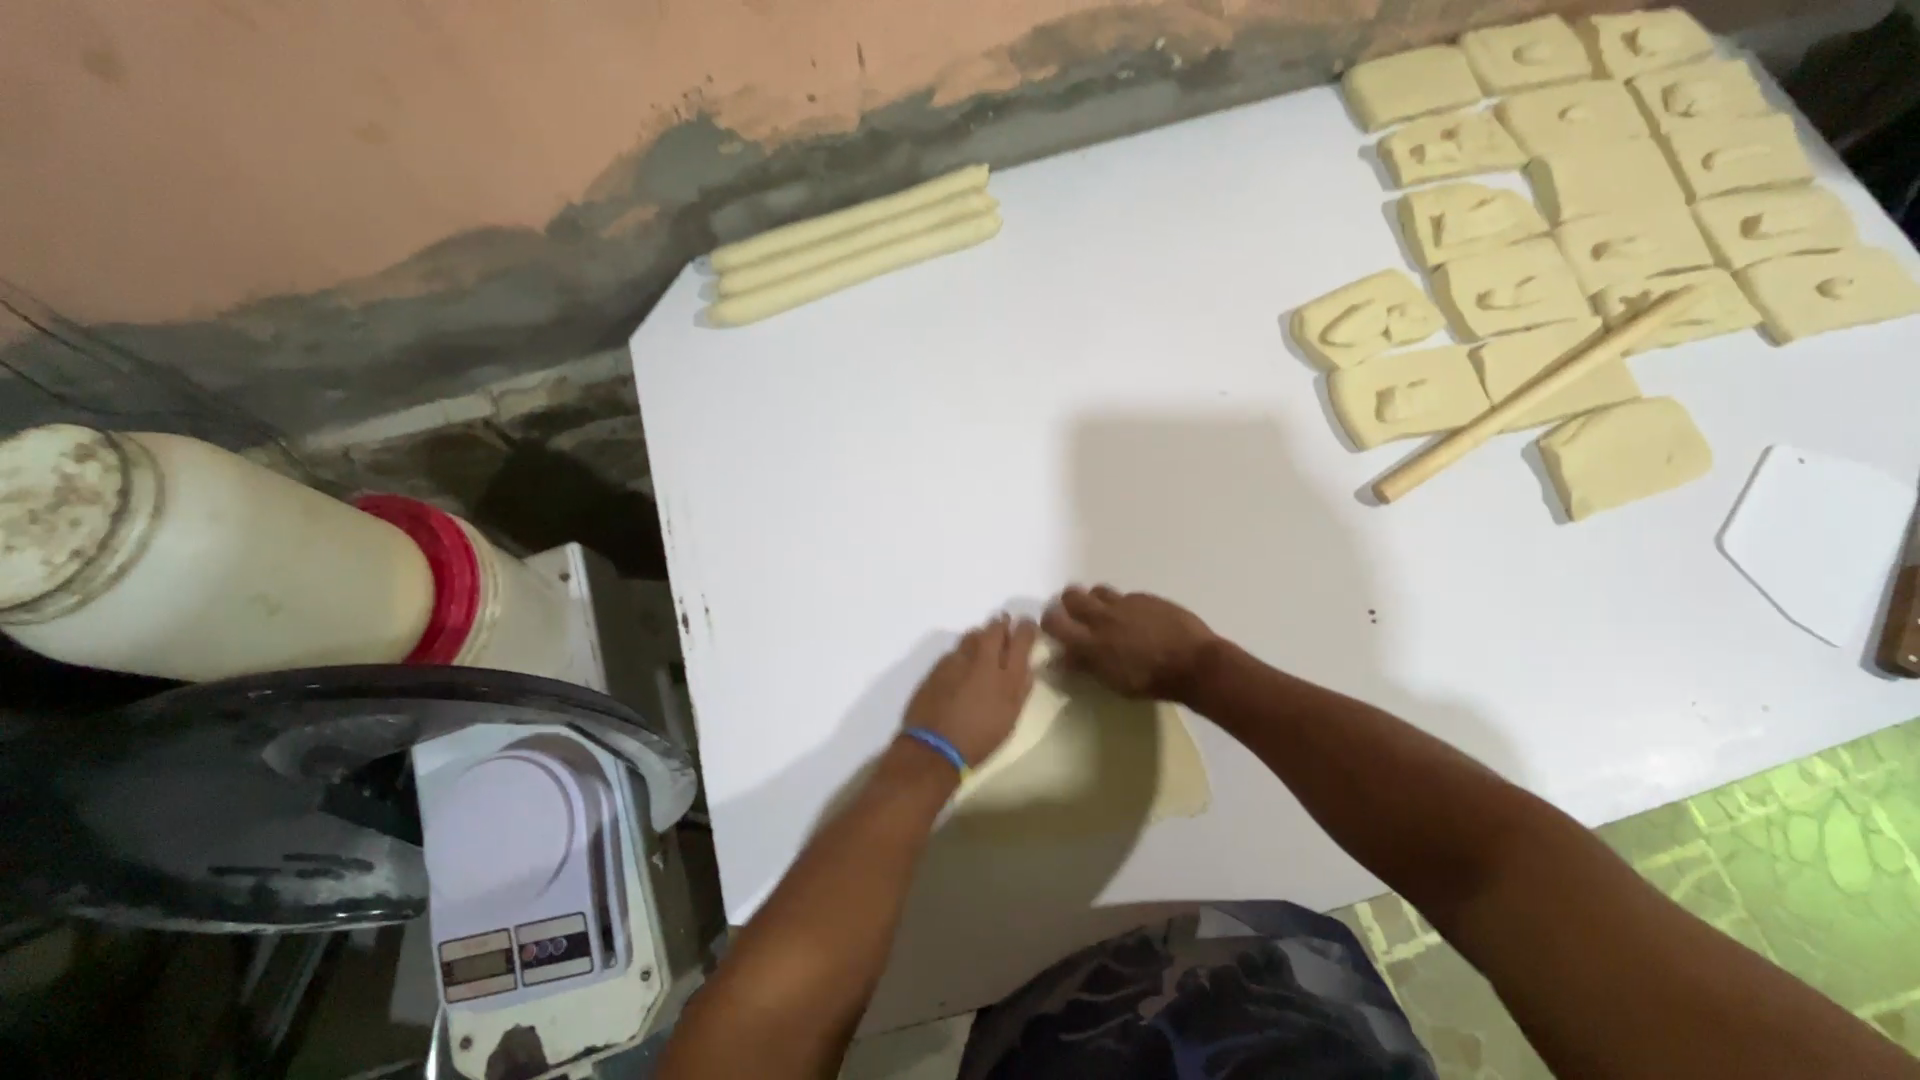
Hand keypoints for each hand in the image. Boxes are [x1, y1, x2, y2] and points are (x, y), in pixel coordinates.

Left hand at [901, 614, 1039, 764]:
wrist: (935, 747)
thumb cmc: (979, 740)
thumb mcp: (1010, 719)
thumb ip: (1020, 691)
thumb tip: (1026, 671)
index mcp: (1008, 677)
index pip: (1022, 639)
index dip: (1026, 628)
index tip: (1026, 625)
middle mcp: (984, 662)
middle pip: (995, 629)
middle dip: (1001, 624)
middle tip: (1004, 623)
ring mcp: (958, 661)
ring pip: (973, 635)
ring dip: (981, 635)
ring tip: (983, 641)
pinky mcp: (938, 666)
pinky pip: (955, 650)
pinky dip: (962, 652)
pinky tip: (962, 662)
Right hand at [1042, 585, 1218, 701]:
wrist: (1194, 664)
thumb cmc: (1151, 682)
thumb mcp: (1112, 681)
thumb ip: (1085, 665)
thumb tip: (1062, 658)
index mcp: (1090, 642)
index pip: (1053, 620)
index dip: (1049, 621)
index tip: (1053, 627)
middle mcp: (1102, 617)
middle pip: (1071, 596)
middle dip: (1069, 603)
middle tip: (1077, 616)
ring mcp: (1125, 603)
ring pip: (1098, 590)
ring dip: (1096, 600)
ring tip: (1107, 615)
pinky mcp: (1145, 597)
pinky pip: (1126, 596)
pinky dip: (1124, 605)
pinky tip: (1137, 619)